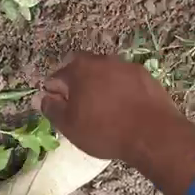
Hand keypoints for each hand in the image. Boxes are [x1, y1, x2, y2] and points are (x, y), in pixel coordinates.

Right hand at [37, 53, 182, 163]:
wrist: (152, 133)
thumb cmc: (104, 130)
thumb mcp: (69, 125)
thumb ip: (51, 108)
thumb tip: (42, 97)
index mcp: (78, 69)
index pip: (56, 77)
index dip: (54, 94)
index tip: (60, 110)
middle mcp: (101, 60)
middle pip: (81, 70)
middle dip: (77, 86)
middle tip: (79, 109)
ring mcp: (125, 66)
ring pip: (104, 74)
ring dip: (99, 87)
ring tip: (103, 110)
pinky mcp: (145, 76)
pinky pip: (124, 81)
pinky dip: (119, 91)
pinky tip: (123, 109)